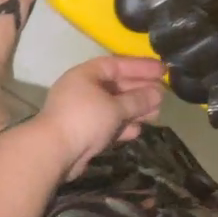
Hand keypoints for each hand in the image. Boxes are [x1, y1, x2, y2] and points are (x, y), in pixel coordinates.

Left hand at [33, 56, 166, 179]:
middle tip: (163, 94)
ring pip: (112, 107)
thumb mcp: (115, 107)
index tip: (163, 70)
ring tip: (156, 114)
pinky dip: (122, 126)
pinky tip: (138, 130)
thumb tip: (158, 93)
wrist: (54, 152)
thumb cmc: (85, 119)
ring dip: (134, 110)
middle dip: (139, 91)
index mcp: (85, 75)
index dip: (140, 67)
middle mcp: (81, 90)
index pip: (116, 64)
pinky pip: (106, 124)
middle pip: (115, 86)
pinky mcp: (82, 132)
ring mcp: (81, 112)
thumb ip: (138, 99)